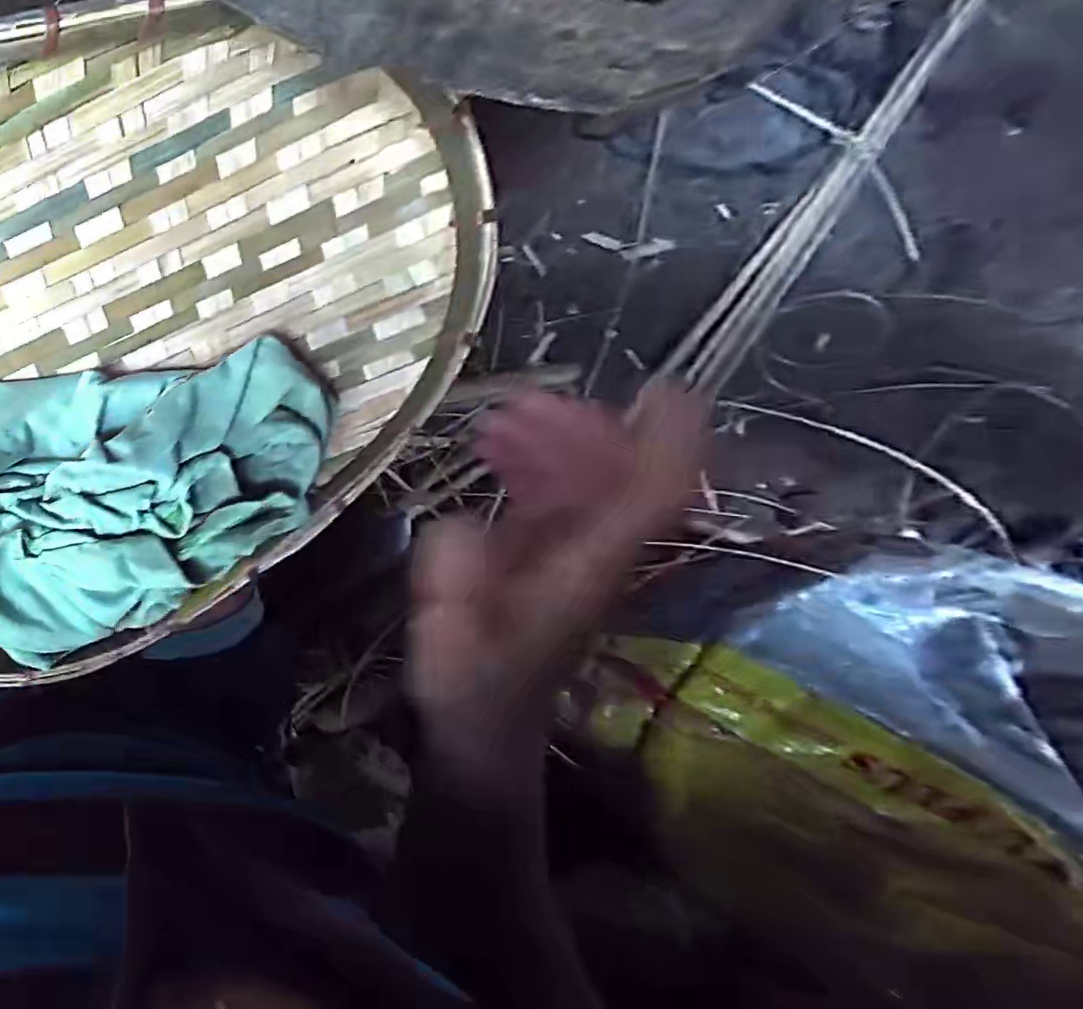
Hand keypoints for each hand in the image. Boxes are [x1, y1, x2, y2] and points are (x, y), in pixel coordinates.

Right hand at [405, 384, 705, 791]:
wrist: (479, 726)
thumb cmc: (469, 682)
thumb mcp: (449, 630)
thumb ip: (455, 573)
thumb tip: (460, 524)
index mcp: (586, 567)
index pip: (652, 495)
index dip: (665, 440)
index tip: (656, 389)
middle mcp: (593, 554)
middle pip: (615, 476)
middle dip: (577, 430)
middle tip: (518, 405)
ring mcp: (572, 556)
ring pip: (585, 484)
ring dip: (549, 446)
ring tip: (495, 423)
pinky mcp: (545, 561)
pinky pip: (554, 501)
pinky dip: (530, 469)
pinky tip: (494, 455)